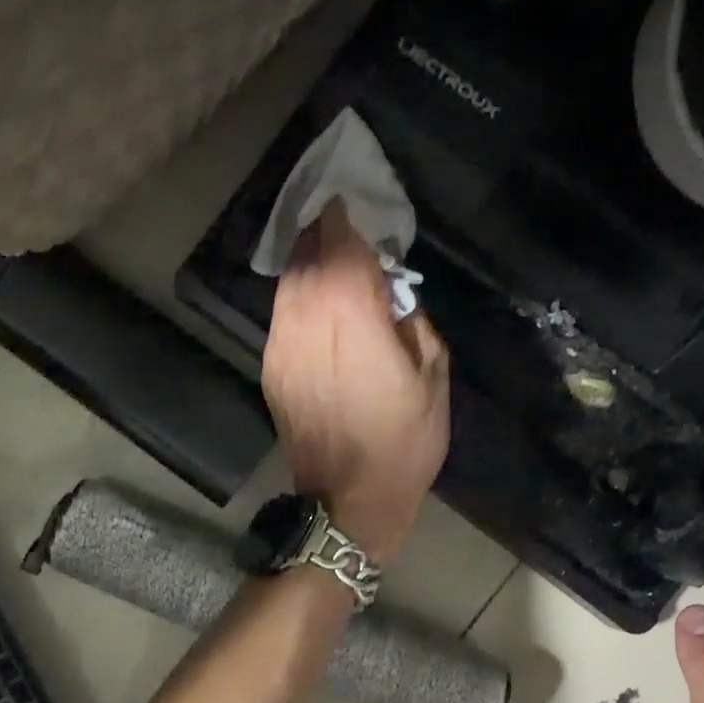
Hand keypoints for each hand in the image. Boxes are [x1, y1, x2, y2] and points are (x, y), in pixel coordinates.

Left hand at [262, 201, 449, 560]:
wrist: (348, 499)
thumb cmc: (402, 443)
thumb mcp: (433, 376)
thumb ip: (412, 321)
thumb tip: (392, 297)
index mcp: (351, 317)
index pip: (339, 246)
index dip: (343, 220)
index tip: (352, 203)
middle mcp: (306, 322)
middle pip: (306, 259)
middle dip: (323, 238)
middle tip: (343, 228)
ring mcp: (281, 347)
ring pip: (288, 286)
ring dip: (308, 267)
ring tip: (330, 262)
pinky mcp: (270, 370)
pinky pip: (281, 317)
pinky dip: (297, 300)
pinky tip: (317, 308)